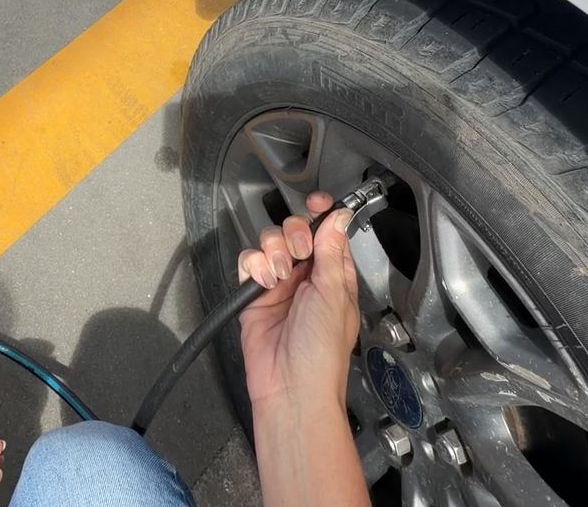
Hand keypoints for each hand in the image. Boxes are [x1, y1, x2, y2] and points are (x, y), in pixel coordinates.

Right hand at [236, 191, 359, 414]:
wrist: (289, 386)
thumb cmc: (322, 352)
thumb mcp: (333, 295)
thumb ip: (331, 252)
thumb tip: (339, 215)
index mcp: (334, 276)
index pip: (329, 232)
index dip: (323, 213)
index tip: (317, 202)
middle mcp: (307, 276)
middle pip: (296, 230)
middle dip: (294, 233)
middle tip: (299, 252)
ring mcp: (279, 283)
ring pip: (269, 242)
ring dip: (272, 251)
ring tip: (278, 275)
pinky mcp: (253, 291)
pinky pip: (248, 261)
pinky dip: (252, 266)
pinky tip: (261, 282)